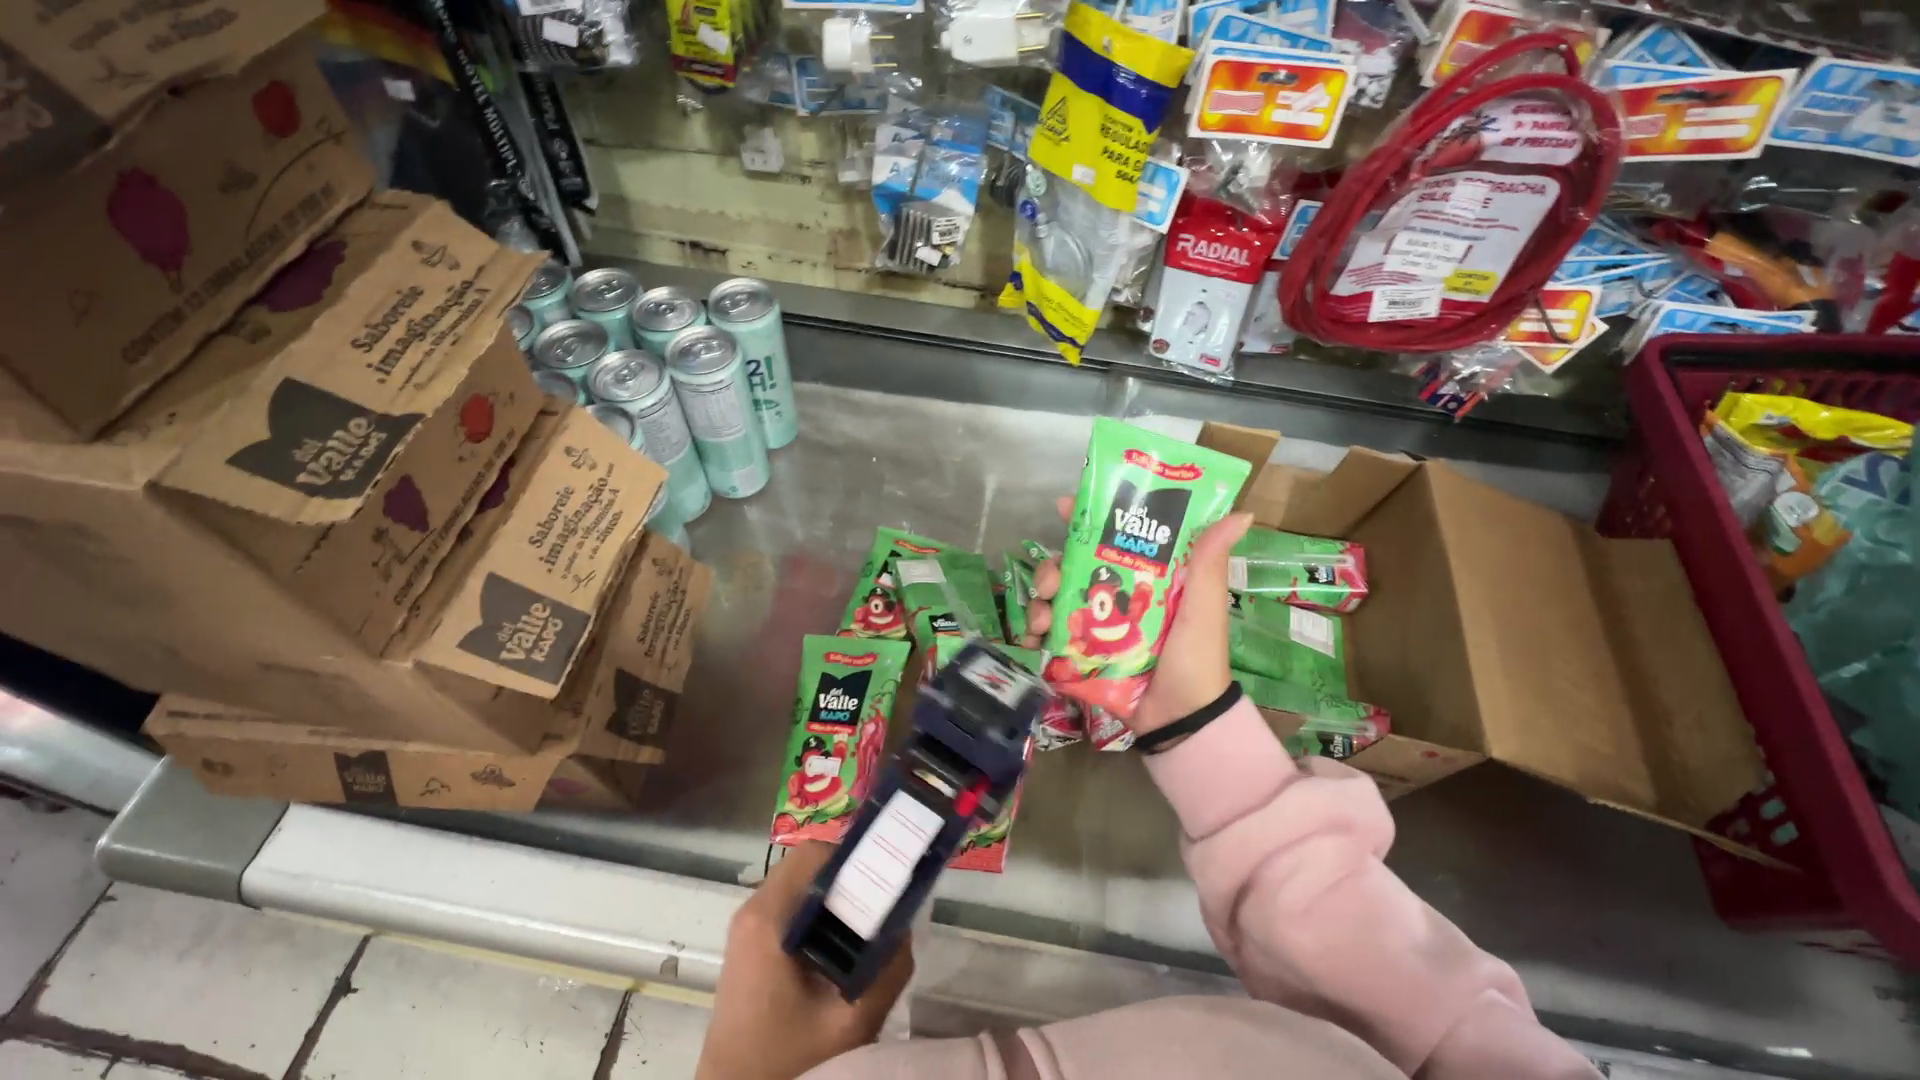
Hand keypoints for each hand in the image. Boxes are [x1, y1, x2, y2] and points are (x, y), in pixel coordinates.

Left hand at [695, 841, 912, 1079]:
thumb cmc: (788, 1061)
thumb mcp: (853, 1021)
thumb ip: (888, 967)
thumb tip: (905, 925)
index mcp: (769, 919)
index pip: (815, 854)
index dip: (856, 859)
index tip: (888, 880)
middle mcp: (752, 912)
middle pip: (808, 867)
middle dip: (850, 880)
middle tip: (885, 906)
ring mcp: (747, 929)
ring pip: (800, 887)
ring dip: (836, 899)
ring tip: (869, 929)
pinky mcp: (750, 947)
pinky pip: (790, 909)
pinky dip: (820, 916)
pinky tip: (843, 950)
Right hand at [1024, 496, 1252, 738]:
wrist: (1180, 719)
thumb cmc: (1196, 657)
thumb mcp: (1204, 607)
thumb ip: (1210, 562)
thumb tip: (1242, 513)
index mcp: (1146, 578)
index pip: (1112, 538)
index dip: (1087, 520)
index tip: (1064, 508)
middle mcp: (1117, 598)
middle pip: (1072, 567)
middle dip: (1053, 568)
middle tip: (1050, 582)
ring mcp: (1095, 628)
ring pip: (1055, 600)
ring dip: (1040, 603)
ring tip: (1042, 619)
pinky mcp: (1080, 656)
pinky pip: (1049, 637)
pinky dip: (1034, 634)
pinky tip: (1033, 639)